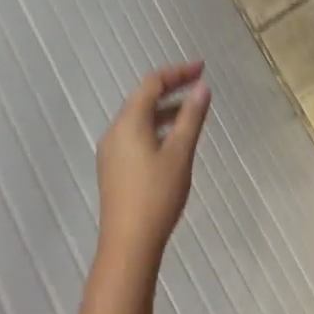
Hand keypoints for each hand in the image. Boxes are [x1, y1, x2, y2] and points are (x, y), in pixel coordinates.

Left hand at [95, 61, 211, 260]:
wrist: (128, 245)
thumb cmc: (157, 194)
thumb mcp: (180, 153)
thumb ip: (191, 117)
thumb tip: (202, 88)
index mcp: (129, 122)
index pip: (152, 83)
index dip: (178, 72)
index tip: (202, 68)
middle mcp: (115, 131)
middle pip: (143, 98)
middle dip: (172, 88)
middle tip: (199, 85)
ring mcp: (111, 151)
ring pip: (139, 118)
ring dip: (165, 109)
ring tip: (192, 111)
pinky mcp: (113, 168)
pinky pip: (135, 135)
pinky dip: (156, 127)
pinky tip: (173, 140)